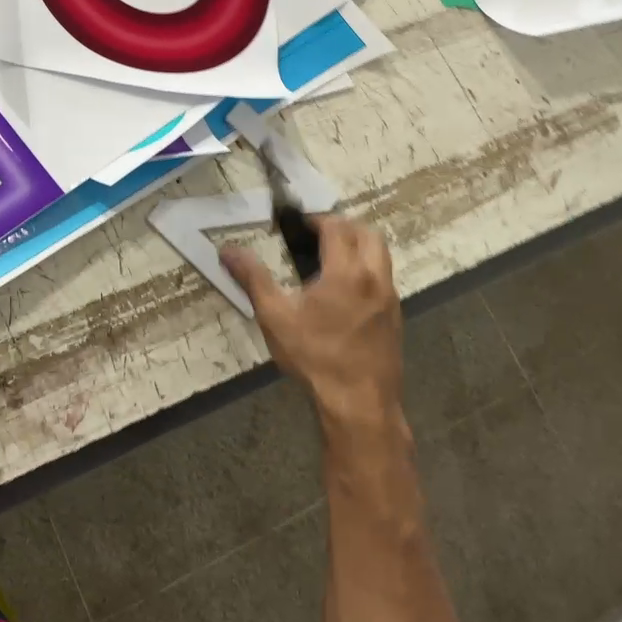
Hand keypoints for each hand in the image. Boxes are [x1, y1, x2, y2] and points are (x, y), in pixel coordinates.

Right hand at [221, 215, 404, 428]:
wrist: (359, 401)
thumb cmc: (314, 355)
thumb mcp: (274, 315)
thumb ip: (252, 277)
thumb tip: (227, 250)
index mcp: (346, 273)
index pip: (338, 228)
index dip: (317, 219)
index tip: (296, 224)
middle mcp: (374, 279)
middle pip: (369, 234)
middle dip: (342, 226)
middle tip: (313, 234)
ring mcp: (389, 298)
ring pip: (380, 255)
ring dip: (357, 246)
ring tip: (325, 258)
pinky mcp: (394, 316)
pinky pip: (382, 277)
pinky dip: (364, 268)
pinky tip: (339, 290)